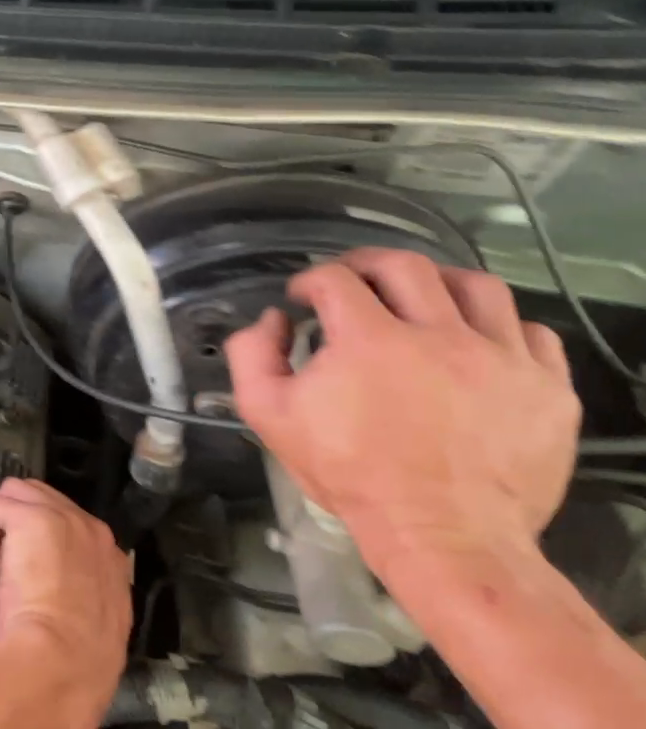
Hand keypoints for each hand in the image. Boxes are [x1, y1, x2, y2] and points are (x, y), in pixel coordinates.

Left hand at [0, 478, 129, 713]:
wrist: (64, 656)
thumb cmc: (78, 652)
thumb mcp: (102, 618)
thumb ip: (90, 589)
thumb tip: (72, 587)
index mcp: (109, 554)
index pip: (68, 523)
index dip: (44, 541)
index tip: (34, 570)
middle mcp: (88, 527)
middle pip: (40, 496)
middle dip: (18, 519)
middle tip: (11, 557)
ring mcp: (60, 517)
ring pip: (14, 491)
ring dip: (0, 518)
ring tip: (0, 558)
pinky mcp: (29, 517)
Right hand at [225, 247, 579, 568]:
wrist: (443, 534)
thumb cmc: (348, 472)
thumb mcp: (267, 414)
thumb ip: (252, 354)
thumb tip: (274, 320)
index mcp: (368, 340)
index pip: (335, 278)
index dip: (310, 281)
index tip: (302, 299)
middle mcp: (439, 336)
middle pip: (406, 266)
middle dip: (366, 265)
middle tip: (352, 283)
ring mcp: (502, 360)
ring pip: (477, 286)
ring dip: (438, 284)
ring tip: (419, 303)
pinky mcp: (548, 389)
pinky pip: (531, 332)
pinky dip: (498, 326)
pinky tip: (473, 343)